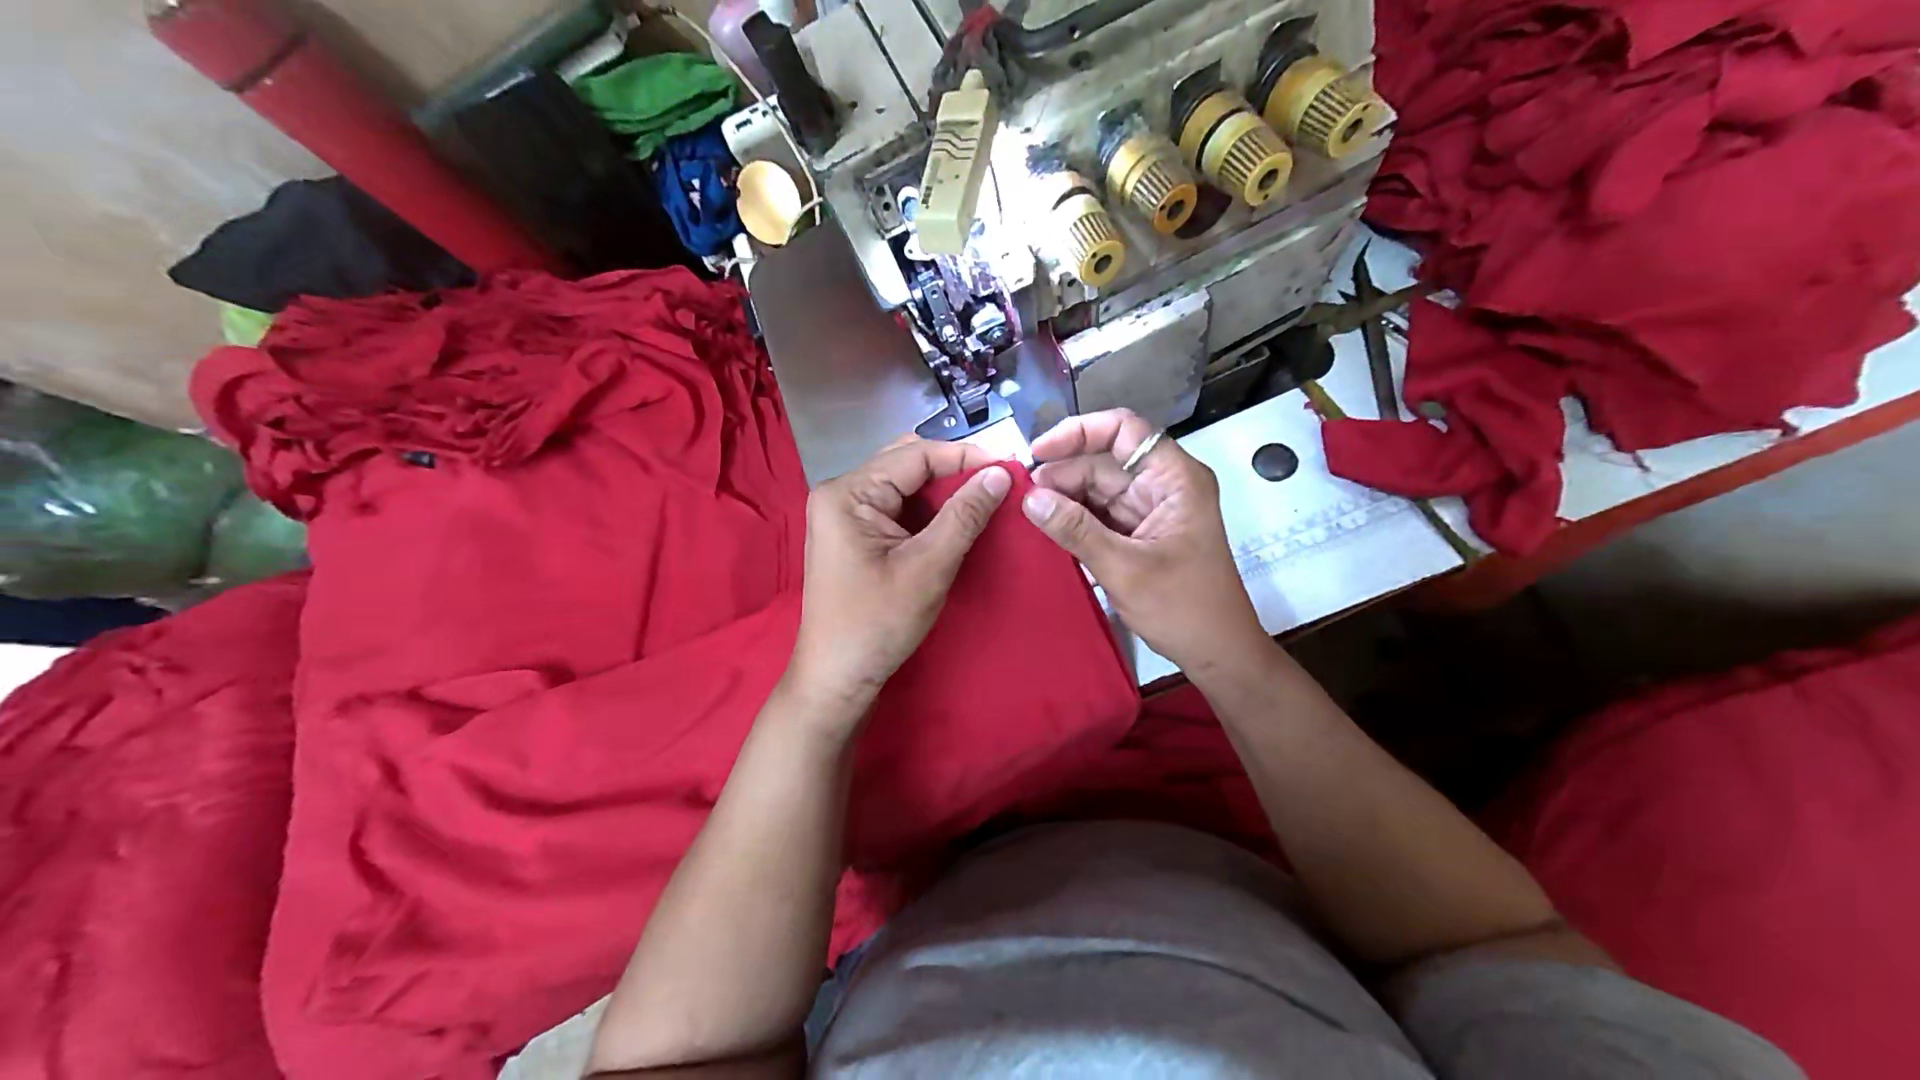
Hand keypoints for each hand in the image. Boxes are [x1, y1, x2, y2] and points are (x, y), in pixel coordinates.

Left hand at [785, 437, 1011, 727]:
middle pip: (906, 463)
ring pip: (903, 485)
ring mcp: (843, 513)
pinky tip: (955, 518)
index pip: (915, 455)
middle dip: (954, 470)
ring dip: (943, 491)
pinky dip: (927, 511)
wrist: (836, 677)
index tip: (1009, 466)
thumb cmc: (877, 623)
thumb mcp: (928, 567)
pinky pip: (896, 507)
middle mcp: (840, 492)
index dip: (965, 456)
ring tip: (985, 498)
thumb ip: (965, 516)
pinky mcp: (852, 534)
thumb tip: (1000, 474)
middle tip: (999, 482)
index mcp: (847, 493)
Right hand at [1022, 409, 1270, 675]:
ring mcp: (1150, 508)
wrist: (1217, 652)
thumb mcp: (1125, 569)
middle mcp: (1163, 484)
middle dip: (1063, 473)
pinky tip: (1047, 527)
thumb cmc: (1184, 608)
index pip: (1124, 430)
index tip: (1039, 453)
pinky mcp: (1139, 532)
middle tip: (1023, 497)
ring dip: (1064, 498)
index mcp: (1175, 479)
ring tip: (1028, 513)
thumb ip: (1076, 531)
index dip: (1079, 432)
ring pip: (1097, 488)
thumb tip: (1030, 499)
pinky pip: (1100, 513)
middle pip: (1104, 460)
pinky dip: (1075, 519)